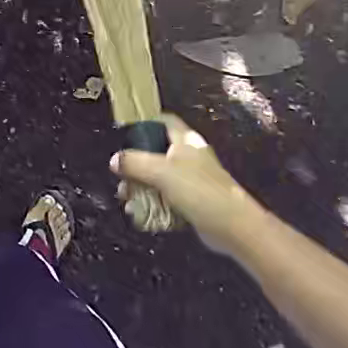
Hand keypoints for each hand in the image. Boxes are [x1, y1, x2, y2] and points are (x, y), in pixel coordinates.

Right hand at [111, 114, 265, 256]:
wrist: (233, 226)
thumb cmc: (198, 190)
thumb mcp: (161, 171)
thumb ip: (135, 163)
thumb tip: (115, 160)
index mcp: (185, 140)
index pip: (164, 121)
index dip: (145, 123)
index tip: (126, 135)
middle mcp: (190, 156)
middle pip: (157, 152)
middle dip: (136, 165)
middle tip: (122, 178)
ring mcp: (194, 179)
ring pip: (161, 178)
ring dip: (142, 188)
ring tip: (128, 199)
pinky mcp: (195, 201)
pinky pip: (169, 197)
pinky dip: (155, 204)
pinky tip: (142, 214)